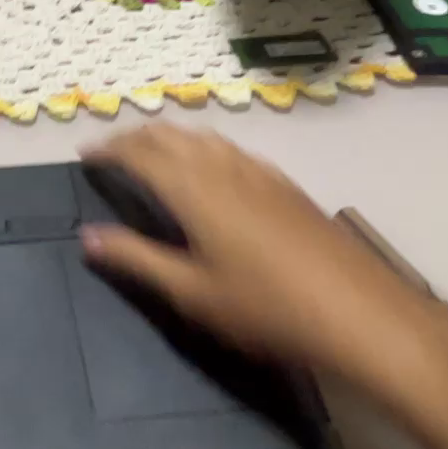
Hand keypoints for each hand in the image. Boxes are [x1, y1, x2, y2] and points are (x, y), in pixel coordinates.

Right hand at [80, 123, 437, 374]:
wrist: (362, 314)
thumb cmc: (266, 306)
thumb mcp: (192, 292)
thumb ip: (136, 259)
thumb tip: (86, 236)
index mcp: (191, 187)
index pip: (138, 152)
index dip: (108, 149)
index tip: (85, 154)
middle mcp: (220, 165)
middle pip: (168, 135)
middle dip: (134, 137)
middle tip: (112, 151)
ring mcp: (256, 170)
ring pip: (200, 136)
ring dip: (168, 137)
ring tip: (152, 151)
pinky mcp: (282, 182)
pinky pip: (228, 147)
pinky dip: (201, 146)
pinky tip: (210, 168)